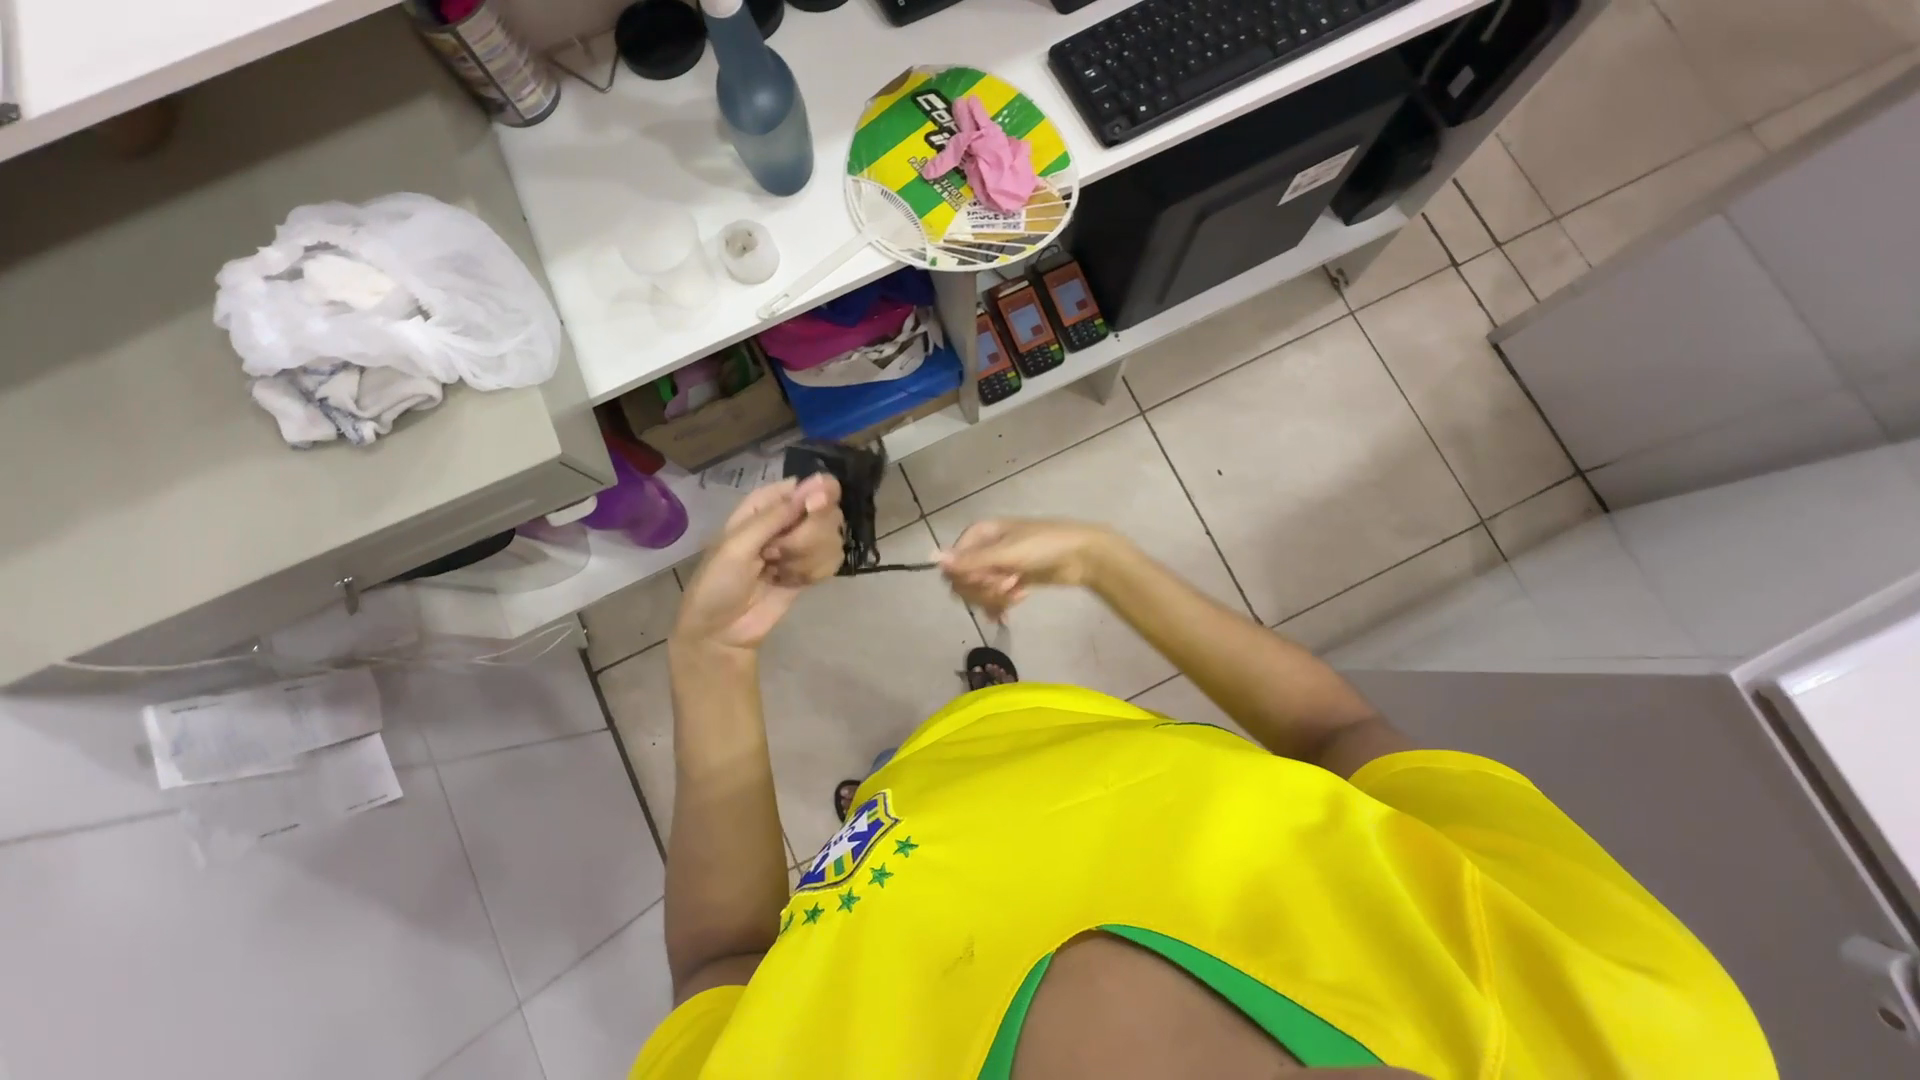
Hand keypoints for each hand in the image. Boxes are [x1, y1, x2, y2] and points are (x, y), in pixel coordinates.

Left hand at [674, 475, 843, 652]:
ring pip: (831, 537)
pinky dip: (816, 572)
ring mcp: (800, 547)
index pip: (803, 486)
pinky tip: (794, 583)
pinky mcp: (810, 570)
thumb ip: (776, 516)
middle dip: (808, 536)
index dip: (816, 495)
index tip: (814, 510)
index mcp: (762, 506)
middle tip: (779, 554)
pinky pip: (832, 560)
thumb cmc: (718, 583)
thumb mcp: (737, 545)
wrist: (721, 632)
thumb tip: (816, 485)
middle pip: (824, 511)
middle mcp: (785, 521)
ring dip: (809, 558)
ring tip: (780, 572)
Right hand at [937, 518, 1118, 620]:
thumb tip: (932, 558)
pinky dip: (1001, 607)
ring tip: (1019, 594)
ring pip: (979, 594)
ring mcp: (998, 567)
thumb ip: (970, 561)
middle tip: (1008, 586)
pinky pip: (993, 600)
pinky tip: (1012, 611)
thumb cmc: (1044, 546)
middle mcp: (984, 549)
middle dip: (984, 591)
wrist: (1082, 556)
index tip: (991, 579)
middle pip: (963, 582)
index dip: (969, 578)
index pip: (954, 565)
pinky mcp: (1011, 582)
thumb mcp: (1006, 554)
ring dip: (996, 599)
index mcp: (979, 534)